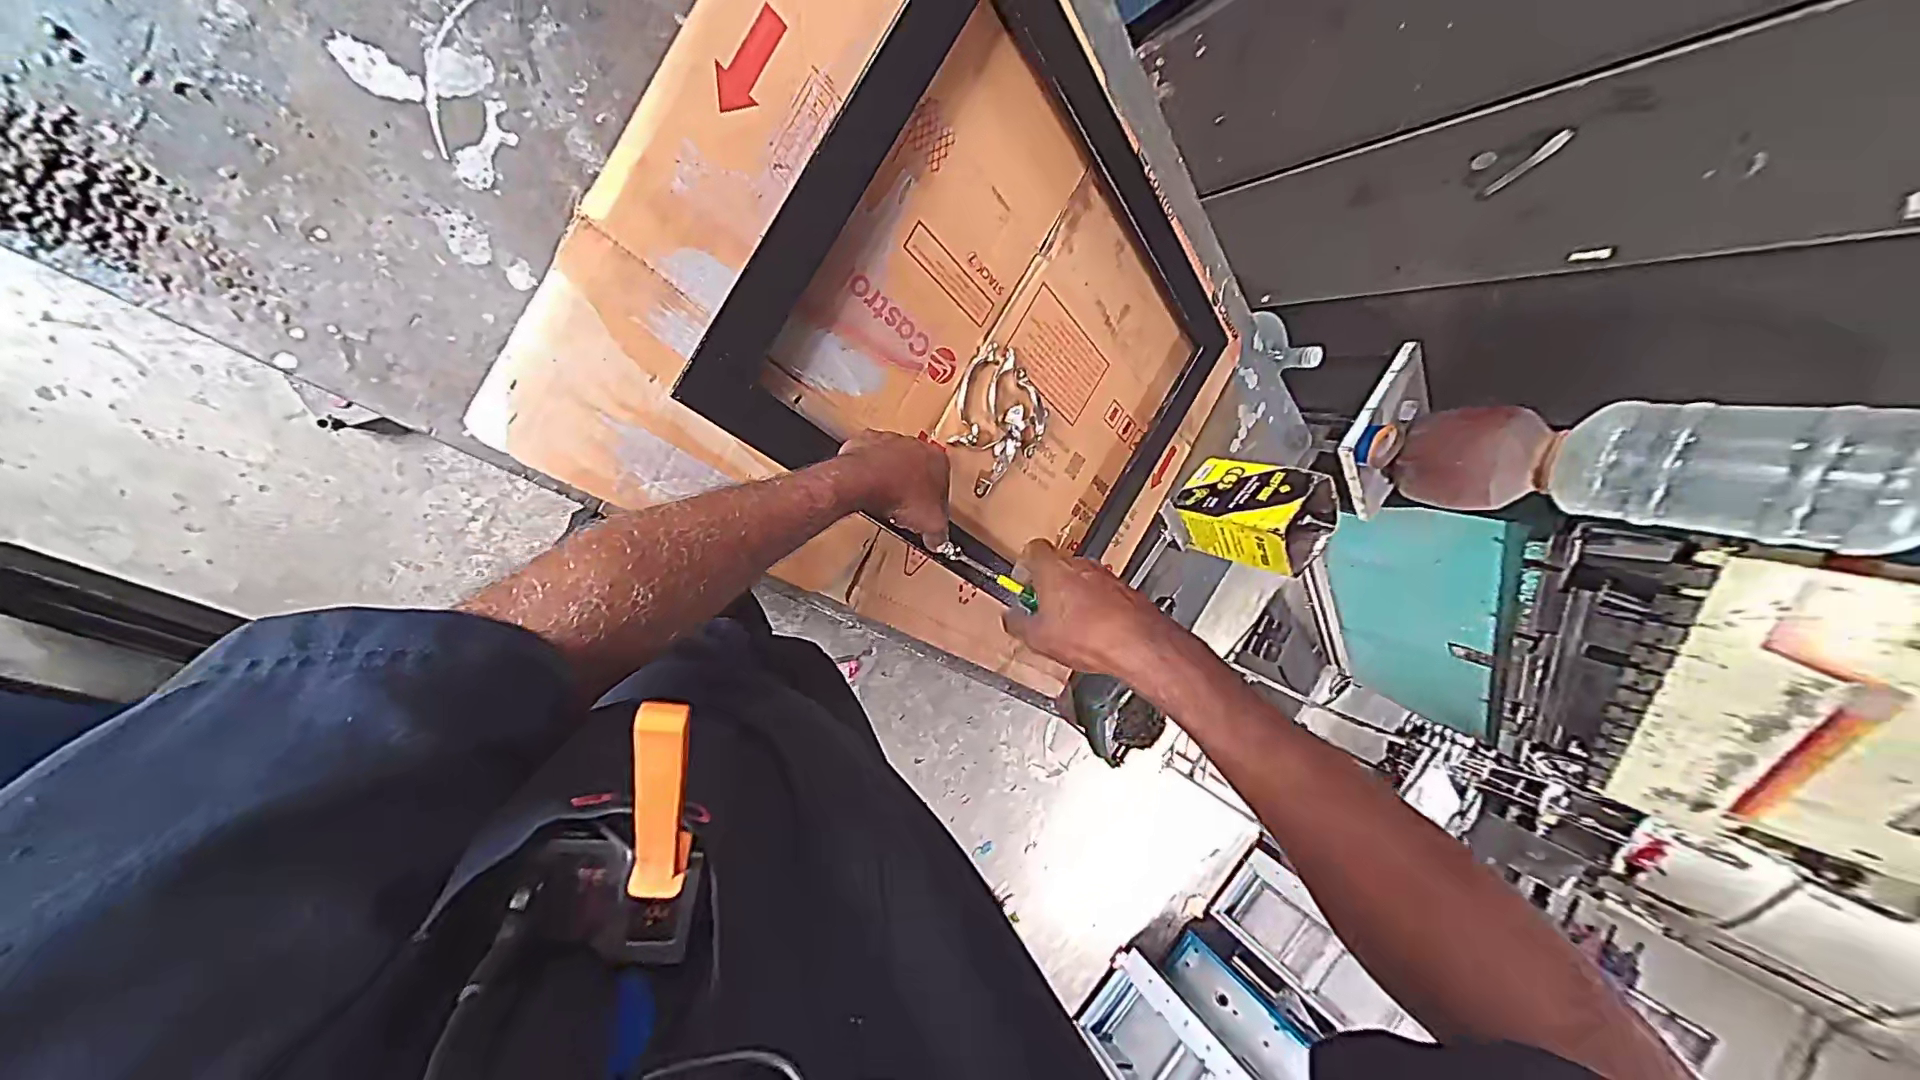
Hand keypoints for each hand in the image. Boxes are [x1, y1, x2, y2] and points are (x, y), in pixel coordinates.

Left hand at [837, 430, 950, 548]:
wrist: (865, 482)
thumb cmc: (900, 494)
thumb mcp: (931, 523)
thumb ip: (939, 533)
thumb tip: (937, 541)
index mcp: (938, 459)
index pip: (942, 484)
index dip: (934, 503)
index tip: (927, 514)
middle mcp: (916, 445)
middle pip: (917, 470)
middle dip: (911, 489)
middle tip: (905, 510)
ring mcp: (890, 441)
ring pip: (893, 463)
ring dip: (890, 480)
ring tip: (885, 502)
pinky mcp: (866, 442)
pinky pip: (869, 459)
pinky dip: (868, 472)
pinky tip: (868, 489)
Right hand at [999, 539, 1180, 677]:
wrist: (1138, 643)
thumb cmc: (1092, 634)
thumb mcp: (1038, 638)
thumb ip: (1018, 623)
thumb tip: (1011, 618)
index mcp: (1053, 569)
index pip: (1033, 549)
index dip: (1025, 565)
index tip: (1022, 583)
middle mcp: (1080, 565)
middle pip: (1058, 565)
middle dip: (1049, 586)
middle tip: (1043, 609)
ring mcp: (1105, 576)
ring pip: (1081, 580)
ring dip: (1074, 597)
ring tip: (1069, 625)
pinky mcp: (1125, 590)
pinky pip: (1103, 594)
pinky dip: (1096, 607)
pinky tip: (1093, 631)